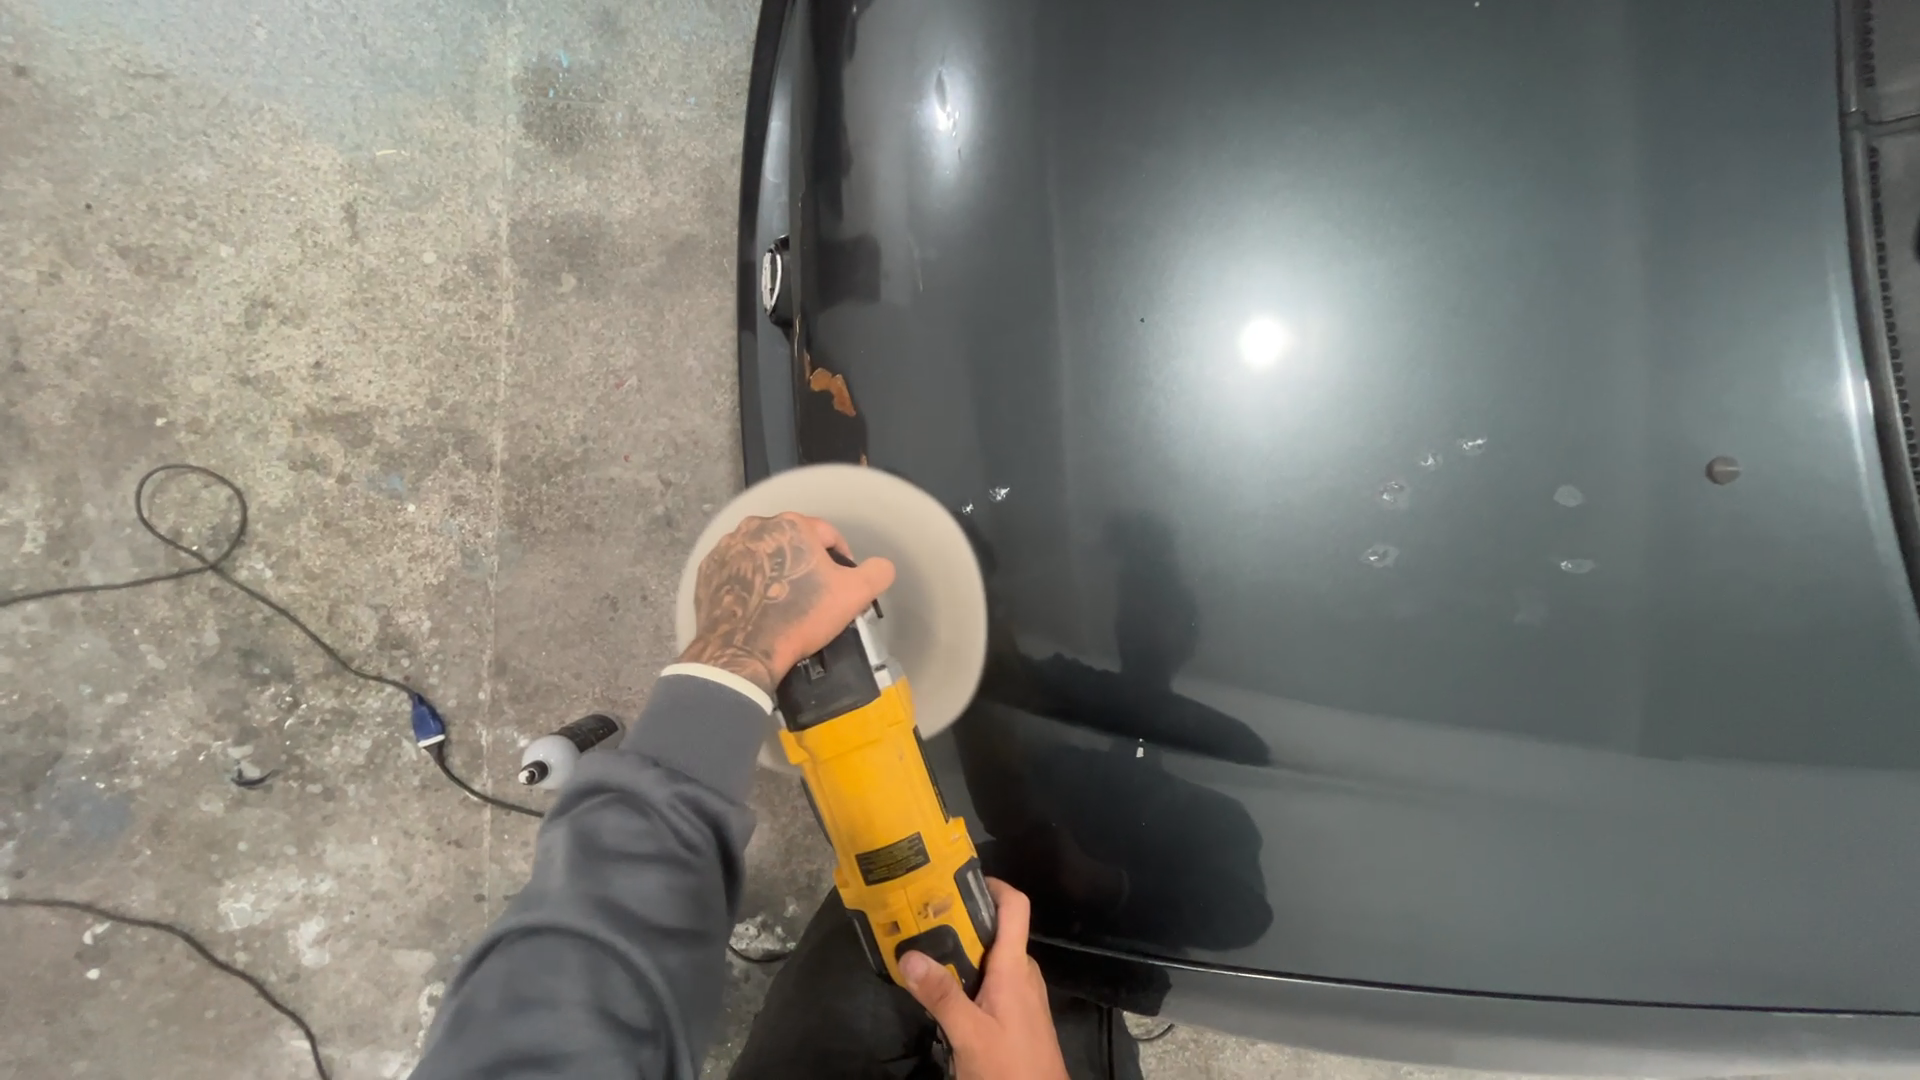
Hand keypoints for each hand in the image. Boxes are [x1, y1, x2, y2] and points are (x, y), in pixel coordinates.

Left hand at [680, 512, 895, 695]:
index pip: (828, 535)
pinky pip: (737, 571)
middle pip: (793, 543)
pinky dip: (749, 583)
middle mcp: (756, 526)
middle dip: (805, 564)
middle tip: (812, 596)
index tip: (841, 584)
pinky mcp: (707, 570)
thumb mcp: (854, 595)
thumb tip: (882, 566)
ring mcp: (727, 547)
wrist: (741, 649)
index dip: (841, 559)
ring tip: (784, 602)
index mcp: (793, 524)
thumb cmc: (800, 616)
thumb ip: (877, 572)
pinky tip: (758, 606)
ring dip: (776, 570)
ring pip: (764, 554)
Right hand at [900, 879, 1068, 1079]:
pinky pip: (995, 982)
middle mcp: (1022, 972)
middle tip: (925, 919)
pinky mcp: (1018, 1016)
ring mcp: (1023, 995)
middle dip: (963, 921)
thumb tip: (908, 954)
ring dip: (964, 952)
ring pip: (993, 958)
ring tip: (927, 952)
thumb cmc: (1011, 1069)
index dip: (993, 884)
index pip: (1015, 906)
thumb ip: (941, 995)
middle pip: (997, 930)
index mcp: (1015, 966)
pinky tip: (945, 992)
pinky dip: (971, 977)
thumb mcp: (969, 1035)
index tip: (958, 881)